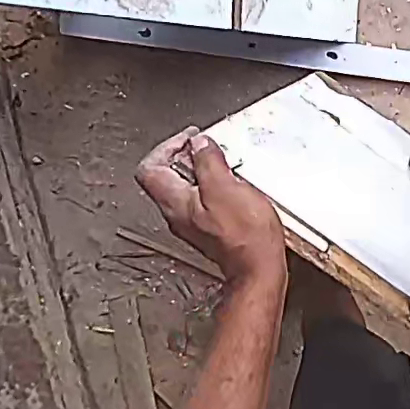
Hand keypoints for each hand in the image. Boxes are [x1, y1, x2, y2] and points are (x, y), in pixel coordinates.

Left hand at [136, 127, 286, 286]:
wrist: (259, 268)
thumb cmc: (245, 237)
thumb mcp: (226, 188)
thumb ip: (208, 162)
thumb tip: (200, 144)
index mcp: (175, 202)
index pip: (150, 168)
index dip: (167, 147)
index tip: (191, 140)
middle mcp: (178, 214)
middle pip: (167, 176)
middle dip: (188, 156)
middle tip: (210, 150)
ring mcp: (194, 223)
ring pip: (187, 188)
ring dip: (203, 171)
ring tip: (226, 166)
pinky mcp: (211, 229)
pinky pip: (204, 200)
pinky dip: (215, 187)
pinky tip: (235, 187)